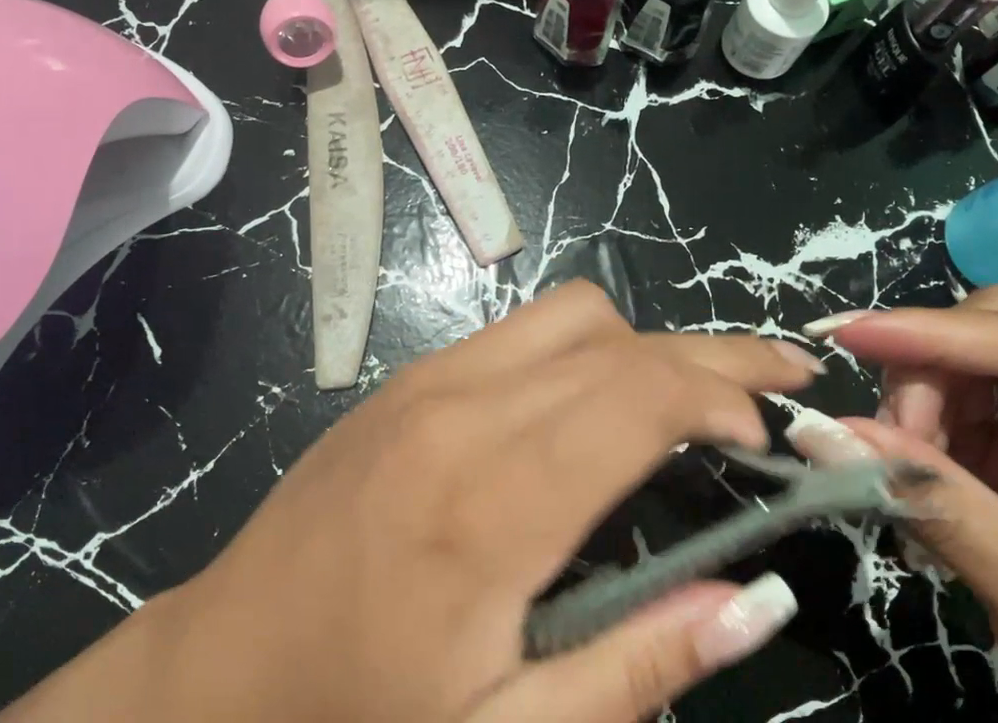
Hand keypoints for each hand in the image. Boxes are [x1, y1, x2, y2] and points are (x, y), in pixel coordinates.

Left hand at [0, 281, 825, 721]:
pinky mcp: (405, 379)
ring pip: (570, 315)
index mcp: (491, 499)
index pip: (638, 395)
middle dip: (711, 356)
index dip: (722, 398)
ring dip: (645, 344)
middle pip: (617, 341)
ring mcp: (426, 381)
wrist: (219, 669)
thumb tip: (755, 598)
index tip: (769, 439)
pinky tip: (595, 403)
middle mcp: (461, 409)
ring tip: (690, 399)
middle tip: (779, 382)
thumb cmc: (361, 711)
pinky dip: (582, 349)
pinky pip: (519, 332)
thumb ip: (640, 662)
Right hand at [788, 288, 997, 722]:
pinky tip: (934, 474)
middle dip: (933, 373)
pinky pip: (986, 400)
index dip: (933, 333)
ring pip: (989, 358)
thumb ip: (927, 498)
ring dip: (930, 400)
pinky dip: (942, 426)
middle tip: (894, 442)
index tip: (845, 336)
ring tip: (914, 471)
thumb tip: (816, 432)